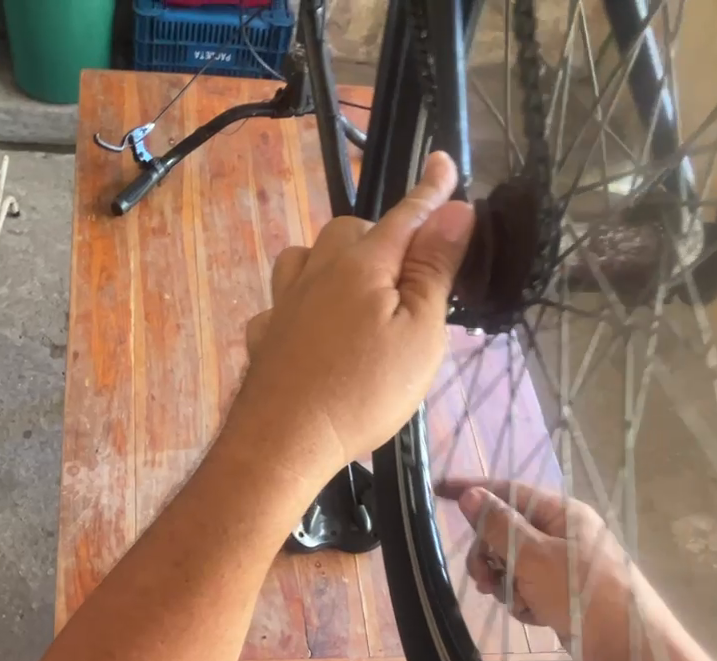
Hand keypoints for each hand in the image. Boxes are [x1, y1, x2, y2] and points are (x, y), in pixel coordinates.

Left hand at [220, 152, 474, 494]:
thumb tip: (454, 210)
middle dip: (379, 238)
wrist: (283, 442)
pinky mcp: (262, 340)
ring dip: (329, 262)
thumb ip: (434, 271)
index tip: (444, 161)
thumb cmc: (363, 392)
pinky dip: (296, 308)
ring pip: (302, 259)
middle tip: (405, 276)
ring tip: (352, 292)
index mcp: (362, 265)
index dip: (430, 191)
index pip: (404, 216)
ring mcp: (282, 306)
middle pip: (347, 232)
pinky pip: (278, 306)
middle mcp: (316, 274)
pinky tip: (305, 332)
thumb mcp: (420, 335)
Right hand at [435, 479, 658, 660]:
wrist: (626, 644)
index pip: (505, 491)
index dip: (471, 490)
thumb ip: (497, 525)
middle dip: (487, 555)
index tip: (437, 491)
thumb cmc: (580, 592)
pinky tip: (532, 613)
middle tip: (483, 579)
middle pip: (503, 530)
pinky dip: (521, 598)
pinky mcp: (560, 588)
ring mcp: (561, 561)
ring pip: (510, 561)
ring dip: (503, 581)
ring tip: (514, 601)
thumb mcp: (532, 556)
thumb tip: (469, 495)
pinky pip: (524, 585)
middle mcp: (560, 531)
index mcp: (560, 513)